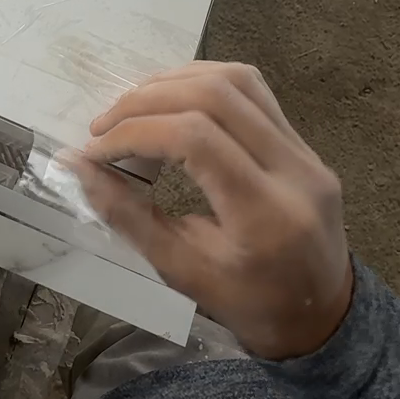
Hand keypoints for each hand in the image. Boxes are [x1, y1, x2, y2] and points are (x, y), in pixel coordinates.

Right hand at [66, 61, 352, 360]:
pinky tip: (169, 99)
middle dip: (144, 102)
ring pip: (234, 80)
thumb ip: (126, 213)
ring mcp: (305, 150)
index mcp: (267, 215)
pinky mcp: (302, 141)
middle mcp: (296, 171)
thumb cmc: (249, 305)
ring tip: (131, 107)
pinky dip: (199, 81)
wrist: (324, 318)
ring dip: (171, 82)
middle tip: (104, 126)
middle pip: (213, 96)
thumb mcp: (180, 270)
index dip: (135, 133)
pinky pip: (250, 87)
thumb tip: (75, 163)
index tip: (96, 151)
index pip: (194, 138)